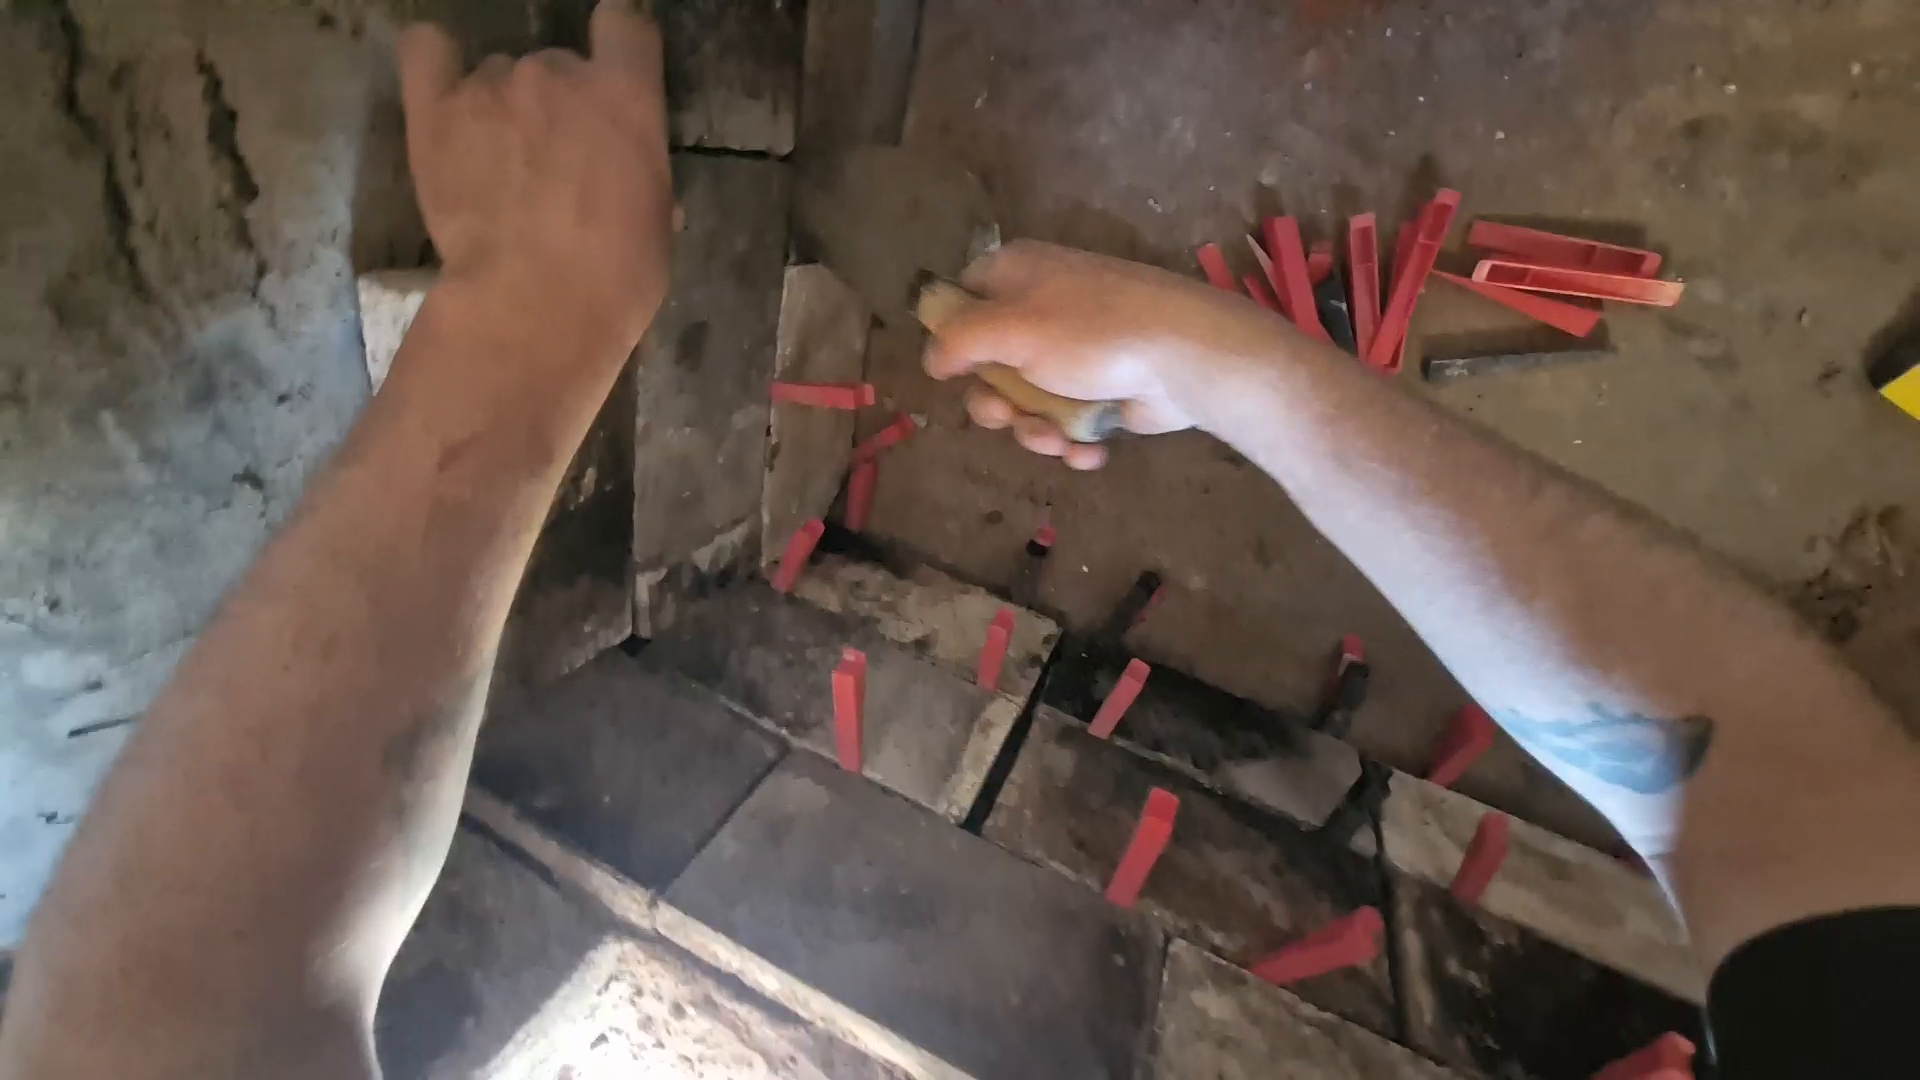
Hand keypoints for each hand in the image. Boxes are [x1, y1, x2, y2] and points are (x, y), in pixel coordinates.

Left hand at [397, 0, 671, 360]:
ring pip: (505, 75)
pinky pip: (429, 53)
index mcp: (626, 100)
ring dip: (512, 108)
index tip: (623, 83)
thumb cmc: (619, 279)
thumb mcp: (656, 229)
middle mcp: (557, 73)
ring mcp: (491, 85)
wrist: (539, 306)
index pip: (627, 25)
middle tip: (565, 164)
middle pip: (562, 64)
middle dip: (567, 105)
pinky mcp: (433, 108)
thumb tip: (629, 180)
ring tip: (508, 167)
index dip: (625, 48)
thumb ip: (641, 180)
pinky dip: (442, 69)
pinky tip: (454, 105)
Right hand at [922, 240, 1283, 469]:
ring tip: (1058, 439)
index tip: (953, 373)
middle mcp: (1040, 312)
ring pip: (1026, 403)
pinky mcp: (1098, 392)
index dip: (952, 340)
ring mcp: (1071, 355)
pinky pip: (1064, 421)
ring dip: (1035, 431)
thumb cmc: (1090, 333)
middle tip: (1009, 415)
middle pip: (989, 367)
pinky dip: (1072, 440)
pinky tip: (1088, 450)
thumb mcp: (1010, 327)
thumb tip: (930, 360)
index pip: (962, 300)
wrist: (1182, 358)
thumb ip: (957, 340)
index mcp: (1016, 277)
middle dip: (997, 404)